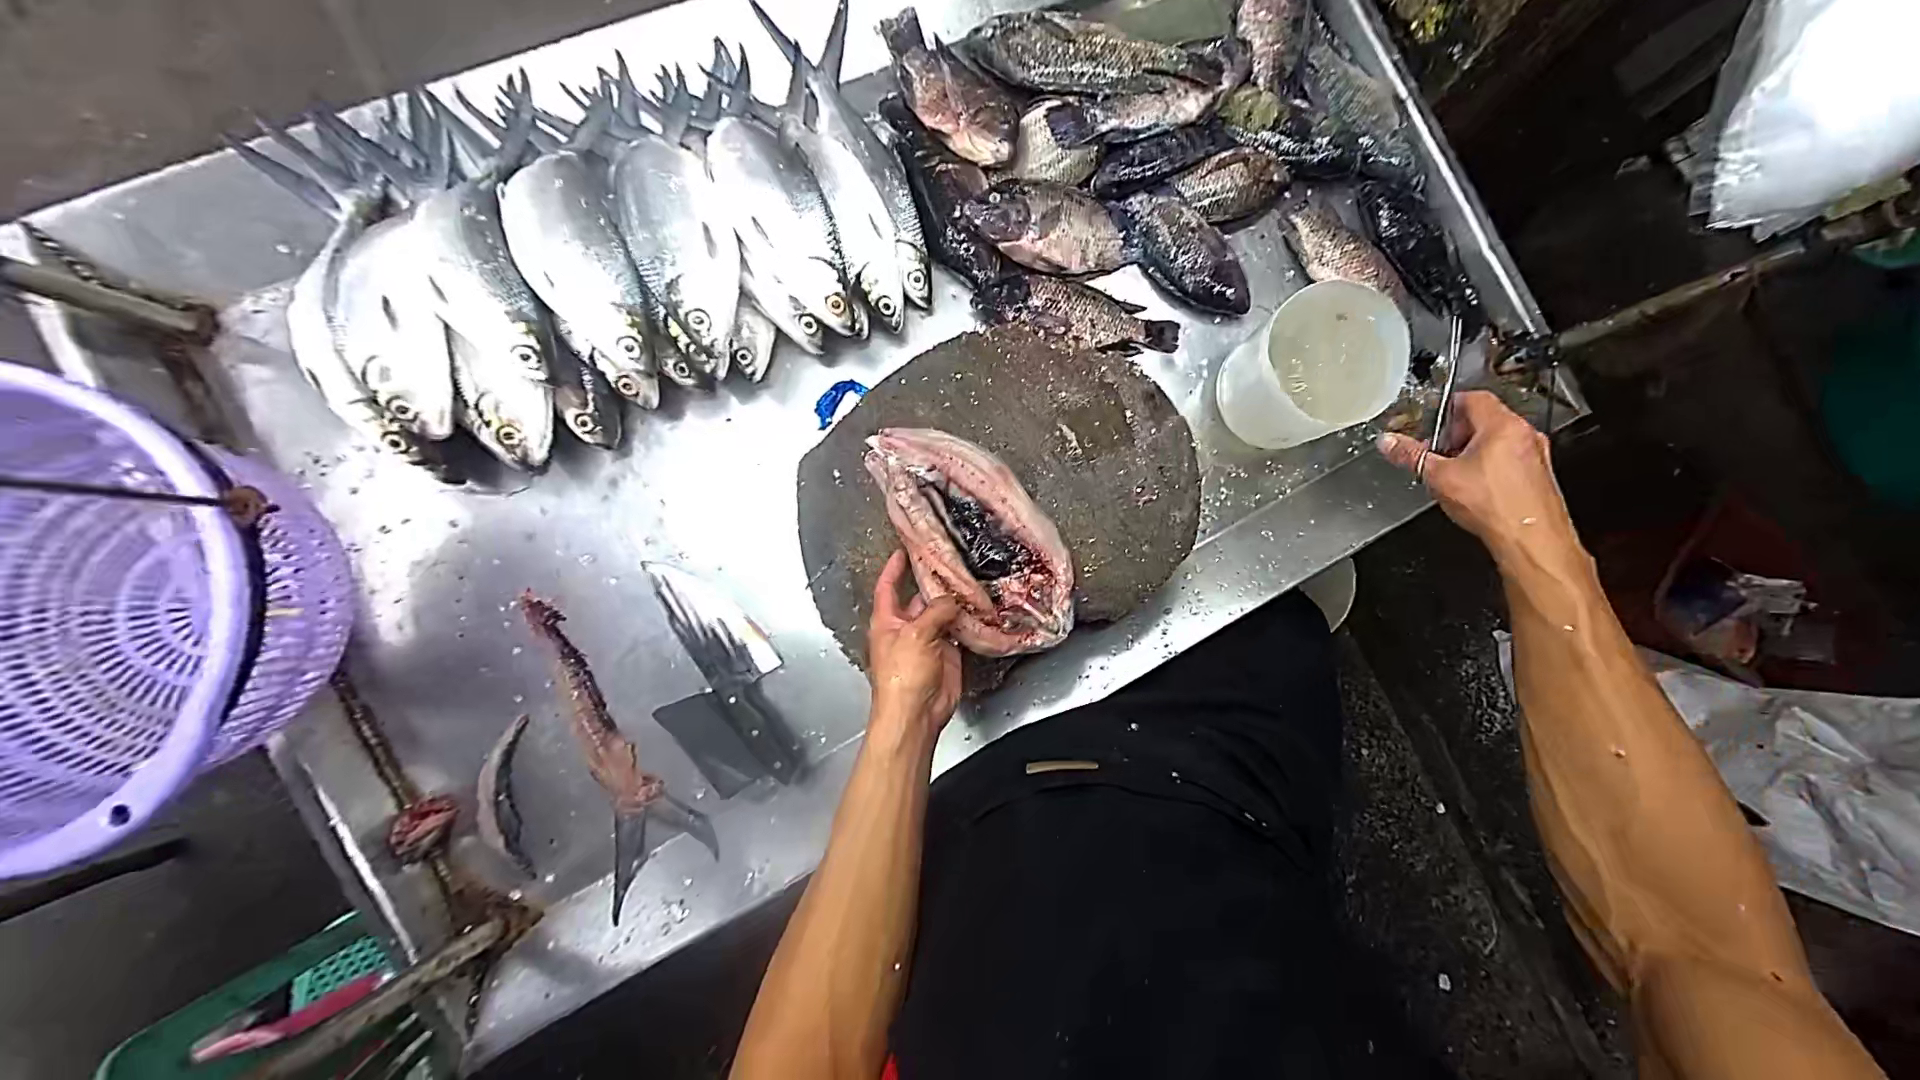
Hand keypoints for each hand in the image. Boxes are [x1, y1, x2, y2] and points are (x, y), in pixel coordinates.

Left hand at [867, 550, 962, 741]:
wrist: (916, 713)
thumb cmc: (902, 676)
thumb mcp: (916, 634)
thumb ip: (936, 611)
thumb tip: (951, 601)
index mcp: (888, 620)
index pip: (888, 587)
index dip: (894, 568)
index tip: (902, 551)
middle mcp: (907, 627)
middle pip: (921, 598)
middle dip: (935, 583)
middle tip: (954, 563)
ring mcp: (928, 640)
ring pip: (943, 614)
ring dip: (956, 603)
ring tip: (972, 582)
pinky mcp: (947, 654)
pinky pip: (959, 632)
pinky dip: (968, 622)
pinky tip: (980, 609)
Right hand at [1376, 391, 1581, 563]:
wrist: (1529, 538)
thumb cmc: (1495, 506)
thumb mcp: (1438, 476)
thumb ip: (1411, 455)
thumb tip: (1389, 442)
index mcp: (1503, 426)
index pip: (1473, 398)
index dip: (1446, 406)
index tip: (1430, 418)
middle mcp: (1524, 435)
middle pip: (1483, 419)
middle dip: (1453, 433)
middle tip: (1434, 449)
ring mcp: (1534, 454)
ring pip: (1495, 440)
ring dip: (1468, 449)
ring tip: (1448, 470)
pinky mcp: (1535, 474)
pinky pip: (1506, 458)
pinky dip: (1485, 464)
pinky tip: (1469, 485)